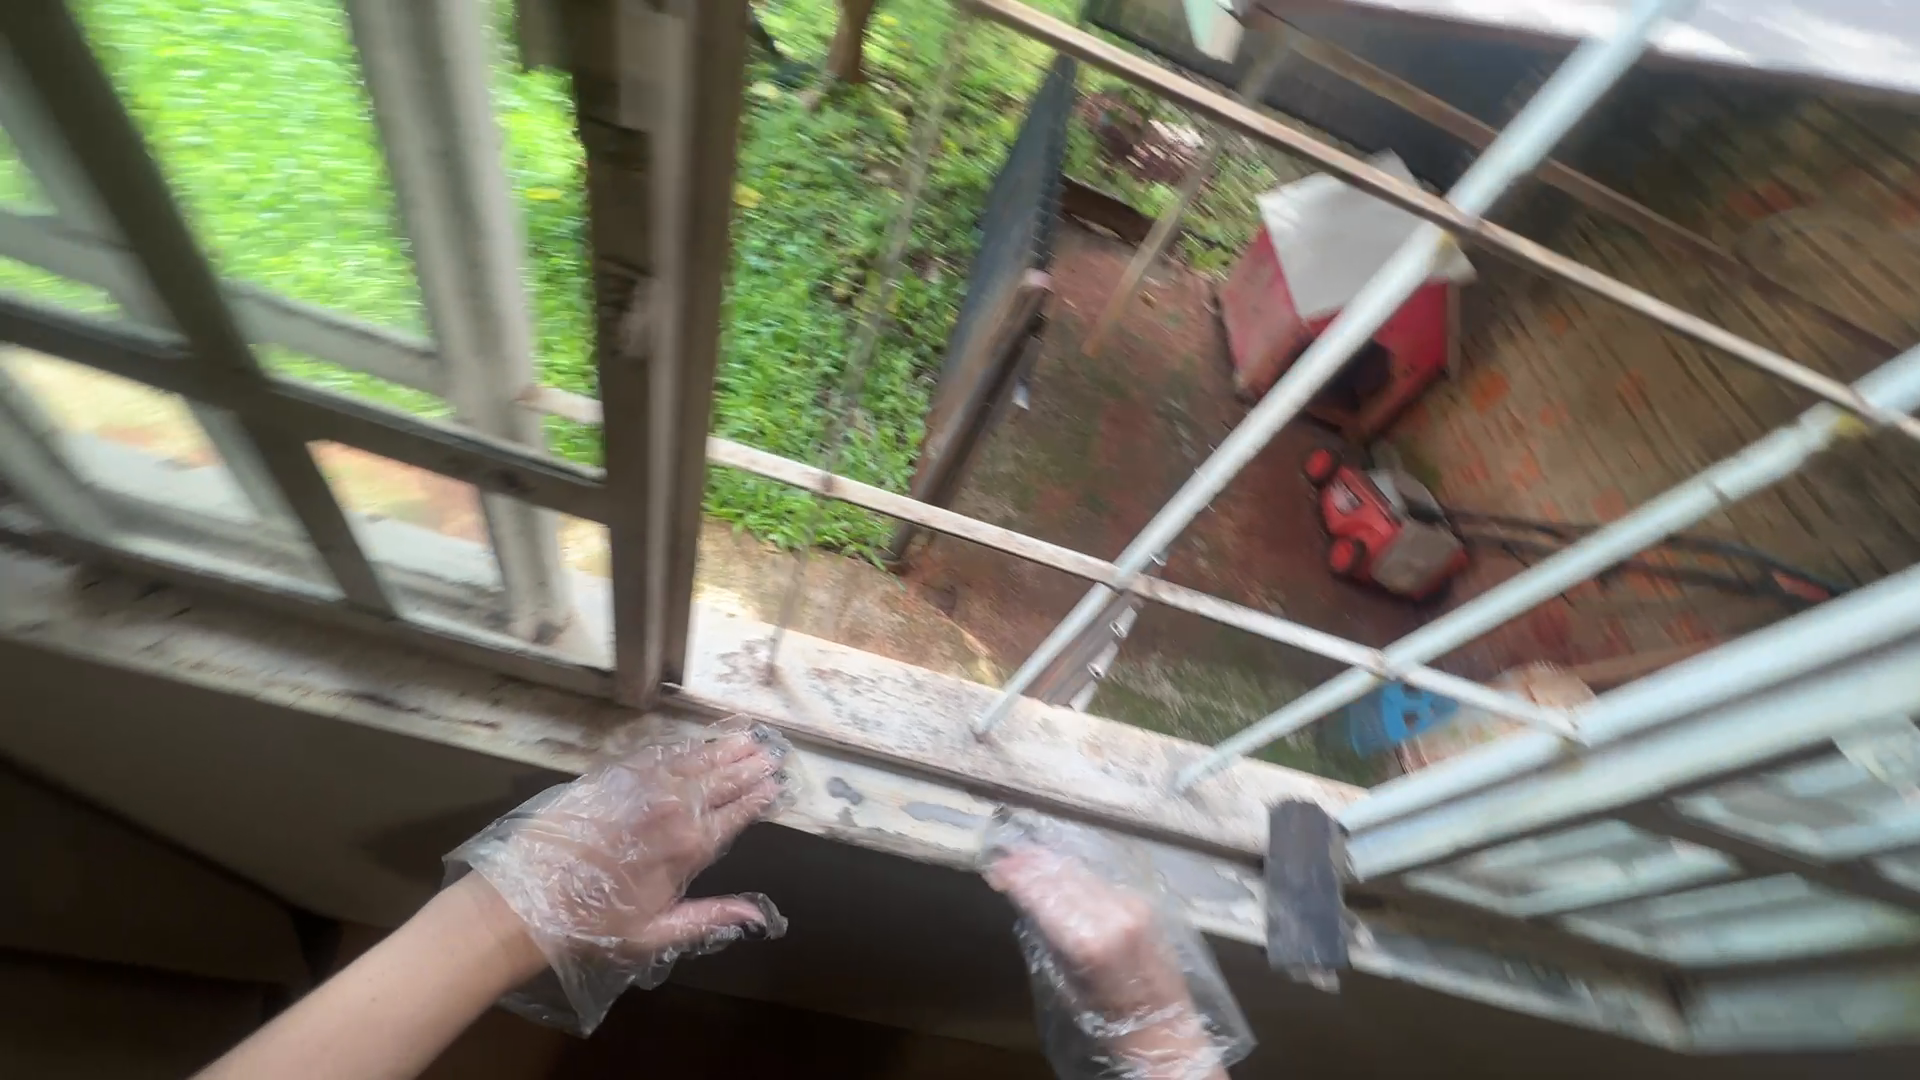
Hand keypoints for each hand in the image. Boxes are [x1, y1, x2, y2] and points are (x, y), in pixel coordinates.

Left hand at [455, 725, 789, 1032]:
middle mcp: (676, 808)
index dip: (759, 797)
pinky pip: (665, 752)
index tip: (777, 784)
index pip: (737, 813)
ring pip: (698, 760)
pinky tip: (701, 740)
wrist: (524, 901)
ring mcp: (648, 785)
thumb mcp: (657, 933)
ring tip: (748, 737)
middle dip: (749, 766)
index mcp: (690, 846)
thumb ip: (713, 917)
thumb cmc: (593, 923)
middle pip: (723, 781)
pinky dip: (689, 745)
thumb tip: (761, 914)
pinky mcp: (620, 773)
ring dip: (726, 748)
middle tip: (770, 753)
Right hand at [985, 845, 1191, 1020]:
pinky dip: (1075, 871)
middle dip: (1032, 862)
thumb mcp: (1065, 983)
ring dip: (1052, 861)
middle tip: (1008, 852)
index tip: (997, 866)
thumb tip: (1027, 903)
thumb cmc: (1106, 1018)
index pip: (1044, 895)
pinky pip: (1100, 878)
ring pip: (1082, 871)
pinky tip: (1059, 864)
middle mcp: (1111, 914)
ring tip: (1028, 852)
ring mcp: (1130, 903)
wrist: (1163, 1029)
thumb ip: (1048, 939)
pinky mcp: (1142, 900)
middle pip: (1062, 875)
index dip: (1018, 877)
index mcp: (1088, 941)